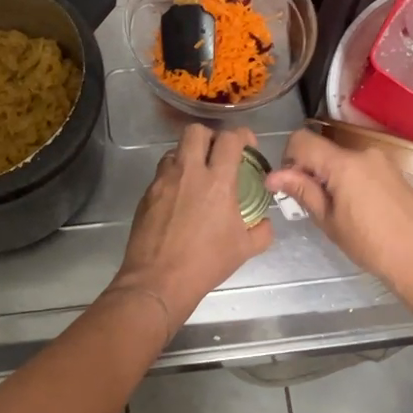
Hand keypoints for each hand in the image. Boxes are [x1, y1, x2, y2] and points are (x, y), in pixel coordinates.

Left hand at [111, 124, 274, 332]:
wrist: (158, 280)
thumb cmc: (206, 263)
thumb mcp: (245, 249)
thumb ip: (262, 231)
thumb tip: (265, 222)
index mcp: (217, 180)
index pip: (230, 139)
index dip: (242, 136)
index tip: (247, 146)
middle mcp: (188, 172)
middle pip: (196, 131)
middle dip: (210, 137)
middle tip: (218, 155)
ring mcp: (163, 181)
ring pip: (175, 150)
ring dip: (189, 156)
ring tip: (197, 177)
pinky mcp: (147, 194)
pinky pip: (162, 174)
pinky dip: (174, 177)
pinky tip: (180, 199)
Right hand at [266, 128, 412, 292]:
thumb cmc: (371, 245)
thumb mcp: (329, 221)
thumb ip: (303, 191)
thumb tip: (273, 176)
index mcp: (343, 163)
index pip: (301, 140)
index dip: (288, 159)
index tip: (290, 186)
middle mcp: (363, 152)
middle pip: (323, 149)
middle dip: (309, 170)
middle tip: (311, 203)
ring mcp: (381, 160)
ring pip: (341, 158)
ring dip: (329, 176)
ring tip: (336, 211)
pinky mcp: (394, 171)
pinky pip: (360, 167)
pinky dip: (349, 180)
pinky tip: (357, 210)